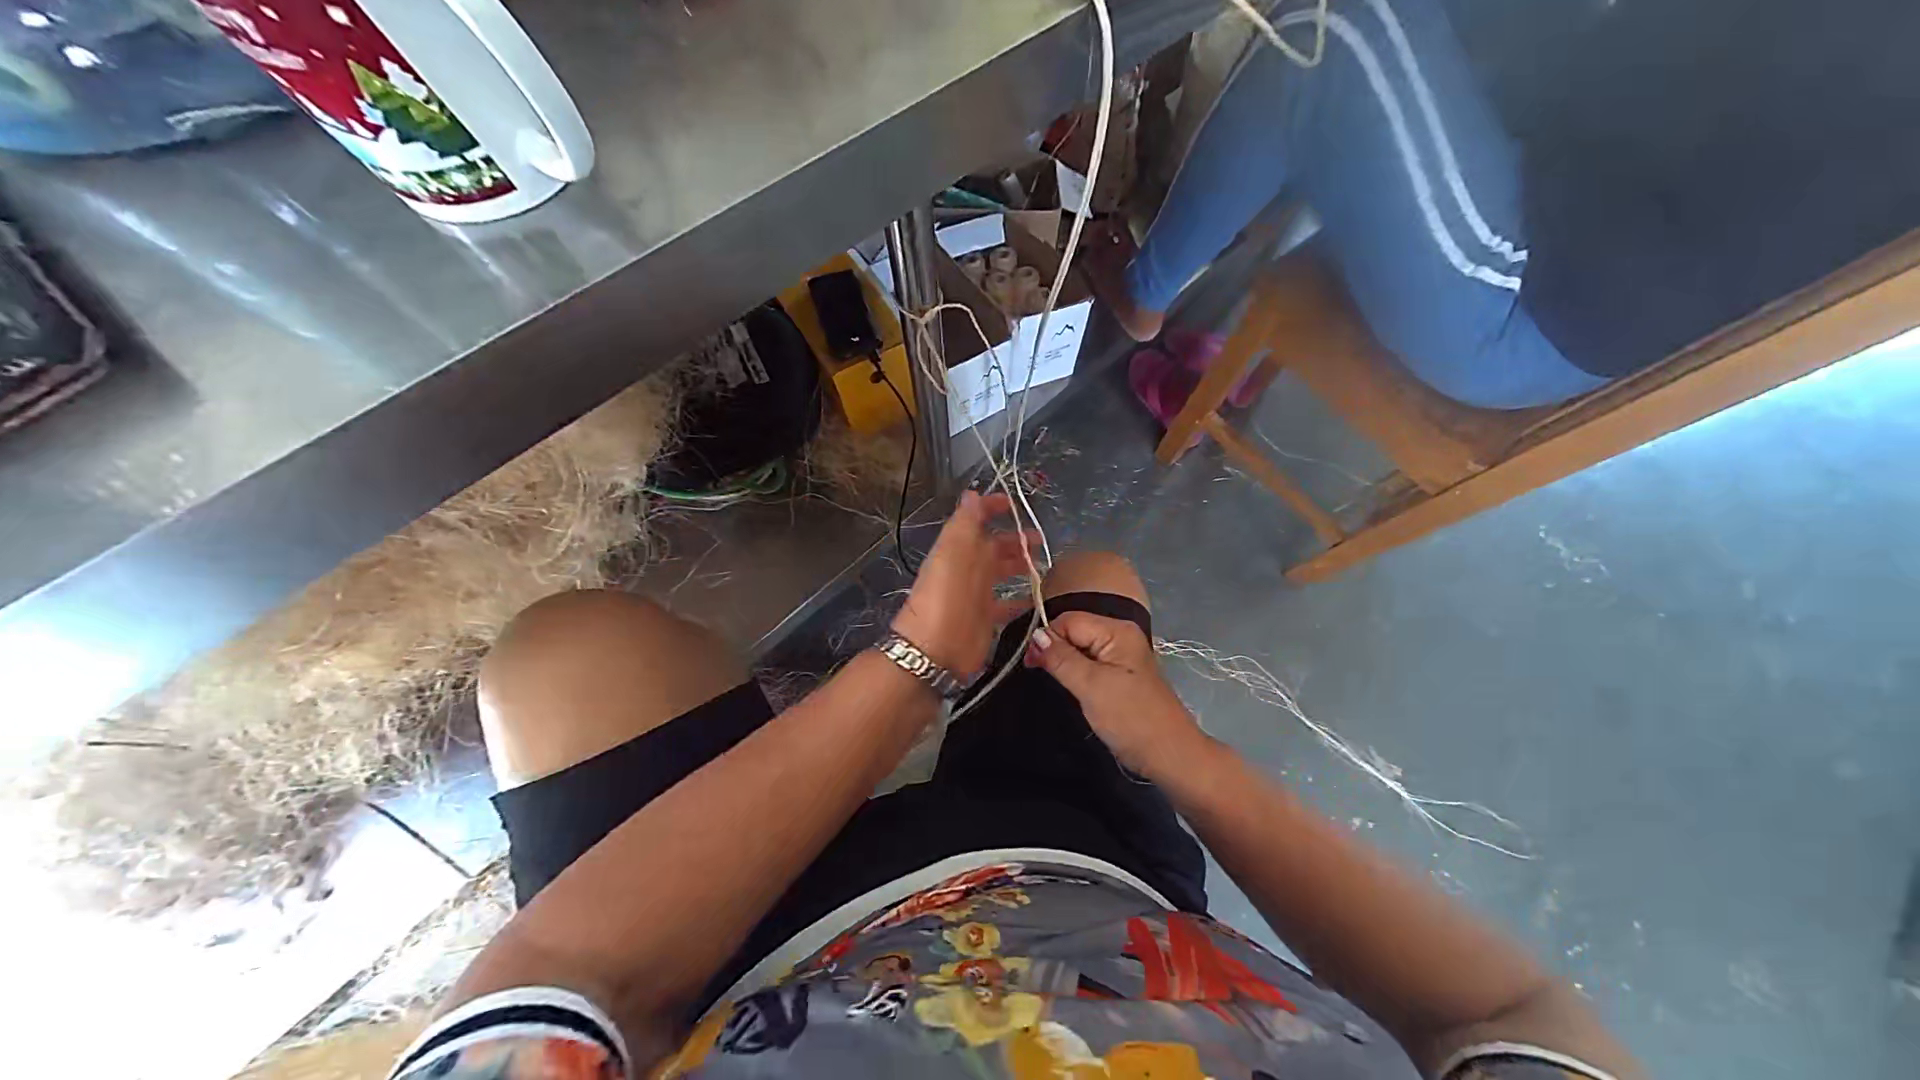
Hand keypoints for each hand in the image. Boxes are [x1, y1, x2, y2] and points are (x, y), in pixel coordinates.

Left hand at [891, 490, 1040, 677]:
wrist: (934, 650)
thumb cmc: (944, 597)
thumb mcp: (951, 553)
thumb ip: (964, 523)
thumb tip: (973, 494)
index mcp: (960, 549)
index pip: (977, 520)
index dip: (992, 508)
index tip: (1014, 503)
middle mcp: (969, 569)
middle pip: (995, 548)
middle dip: (1015, 540)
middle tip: (1040, 540)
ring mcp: (979, 595)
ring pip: (1003, 572)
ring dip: (1021, 566)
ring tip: (1044, 564)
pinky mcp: (988, 619)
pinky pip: (1009, 604)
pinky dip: (1022, 599)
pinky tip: (1038, 598)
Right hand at [1023, 611, 1208, 776]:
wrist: (1169, 755)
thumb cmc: (1130, 719)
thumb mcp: (1090, 686)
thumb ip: (1061, 658)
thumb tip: (1036, 634)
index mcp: (1117, 631)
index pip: (1069, 620)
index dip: (1046, 637)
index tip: (1030, 663)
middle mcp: (1120, 636)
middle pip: (1074, 630)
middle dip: (1054, 648)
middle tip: (1037, 673)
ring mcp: (1121, 656)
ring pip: (1080, 648)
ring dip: (1063, 662)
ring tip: (1055, 682)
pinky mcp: (1120, 674)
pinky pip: (1089, 663)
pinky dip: (1076, 672)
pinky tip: (1071, 687)